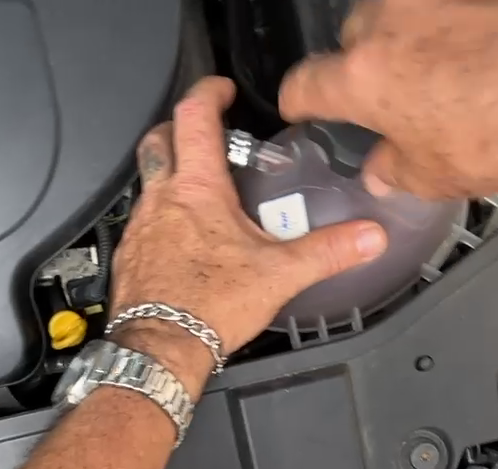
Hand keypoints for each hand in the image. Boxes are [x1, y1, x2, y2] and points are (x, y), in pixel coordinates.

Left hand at [110, 76, 389, 396]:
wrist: (163, 348)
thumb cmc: (210, 307)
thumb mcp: (279, 275)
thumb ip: (327, 251)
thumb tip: (367, 238)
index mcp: (197, 190)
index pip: (194, 116)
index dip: (209, 94)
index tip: (222, 92)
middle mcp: (161, 201)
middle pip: (158, 141)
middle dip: (179, 129)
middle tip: (202, 136)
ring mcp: (140, 228)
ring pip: (149, 184)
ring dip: (170, 179)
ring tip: (200, 198)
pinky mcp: (130, 258)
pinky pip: (142, 225)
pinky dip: (161, 221)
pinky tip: (181, 244)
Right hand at [280, 0, 497, 201]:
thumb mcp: (434, 178)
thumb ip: (394, 169)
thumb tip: (383, 169)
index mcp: (365, 76)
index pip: (305, 85)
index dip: (300, 102)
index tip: (304, 106)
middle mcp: (392, 19)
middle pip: (355, 39)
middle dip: (367, 67)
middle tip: (398, 100)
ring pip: (404, 12)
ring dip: (414, 38)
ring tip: (451, 72)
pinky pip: (457, 7)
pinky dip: (462, 22)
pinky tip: (487, 47)